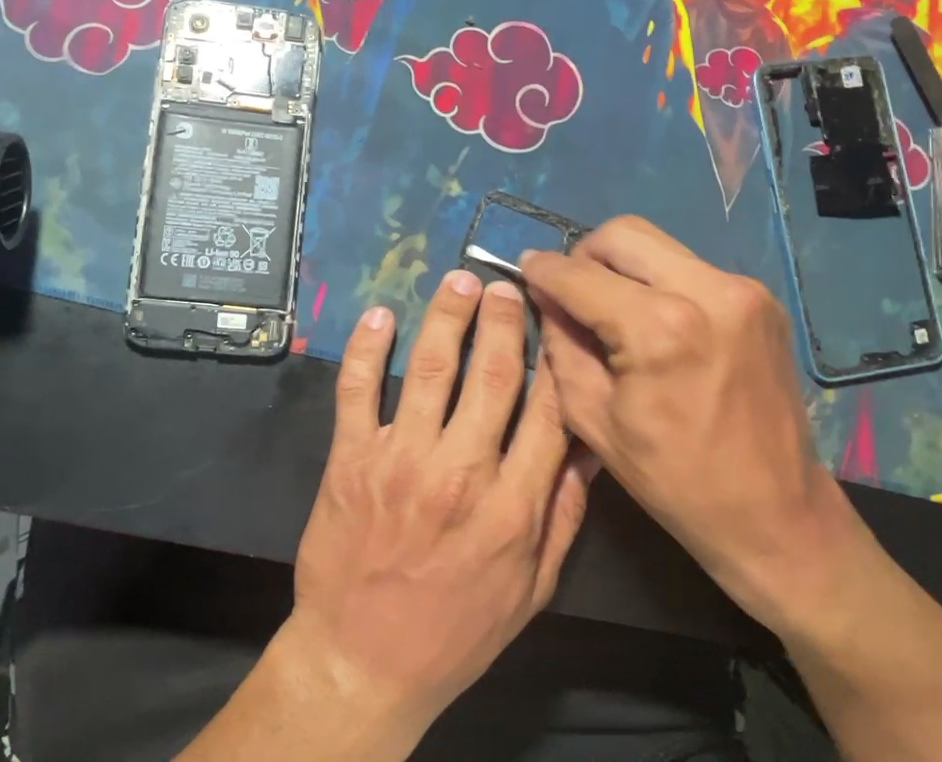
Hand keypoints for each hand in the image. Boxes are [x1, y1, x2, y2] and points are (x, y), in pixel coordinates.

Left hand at [283, 269, 598, 737]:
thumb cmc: (457, 632)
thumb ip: (563, 518)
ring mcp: (400, 460)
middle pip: (492, 377)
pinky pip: (357, 391)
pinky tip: (381, 315)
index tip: (559, 324)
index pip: (548, 413)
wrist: (364, 661)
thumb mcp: (531, 591)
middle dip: (504, 322)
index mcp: (513, 507)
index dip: (556, 360)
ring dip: (446, 318)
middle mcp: (461, 472)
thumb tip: (591, 452)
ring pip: (430, 370)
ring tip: (459, 280)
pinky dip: (367, 349)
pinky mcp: (350, 460)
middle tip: (508, 284)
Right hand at [521, 216, 860, 635]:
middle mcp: (706, 291)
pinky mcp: (762, 301)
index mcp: (658, 328)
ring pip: (660, 246)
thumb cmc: (673, 478)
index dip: (544, 271)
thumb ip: (562, 346)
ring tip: (610, 309)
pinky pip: (691, 268)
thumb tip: (548, 299)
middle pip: (623, 234)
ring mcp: (742, 291)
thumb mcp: (592, 418)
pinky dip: (660, 283)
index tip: (525, 270)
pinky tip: (653, 323)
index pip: (580, 274)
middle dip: (585, 255)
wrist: (774, 511)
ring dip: (623, 267)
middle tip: (571, 291)